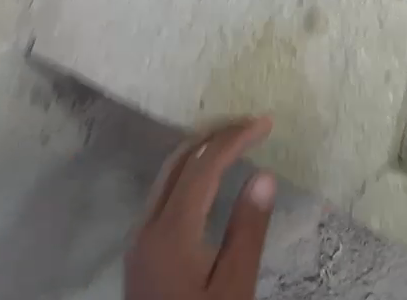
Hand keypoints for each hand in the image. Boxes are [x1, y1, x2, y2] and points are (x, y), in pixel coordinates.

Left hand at [126, 117, 277, 299]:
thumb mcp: (234, 289)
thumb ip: (247, 231)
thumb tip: (263, 175)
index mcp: (170, 230)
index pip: (204, 165)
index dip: (235, 137)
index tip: (267, 124)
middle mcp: (147, 225)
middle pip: (179, 160)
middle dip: (216, 135)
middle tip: (253, 126)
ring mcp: (140, 238)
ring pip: (167, 174)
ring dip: (201, 151)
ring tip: (237, 142)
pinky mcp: (141, 251)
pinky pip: (164, 192)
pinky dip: (190, 172)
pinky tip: (211, 179)